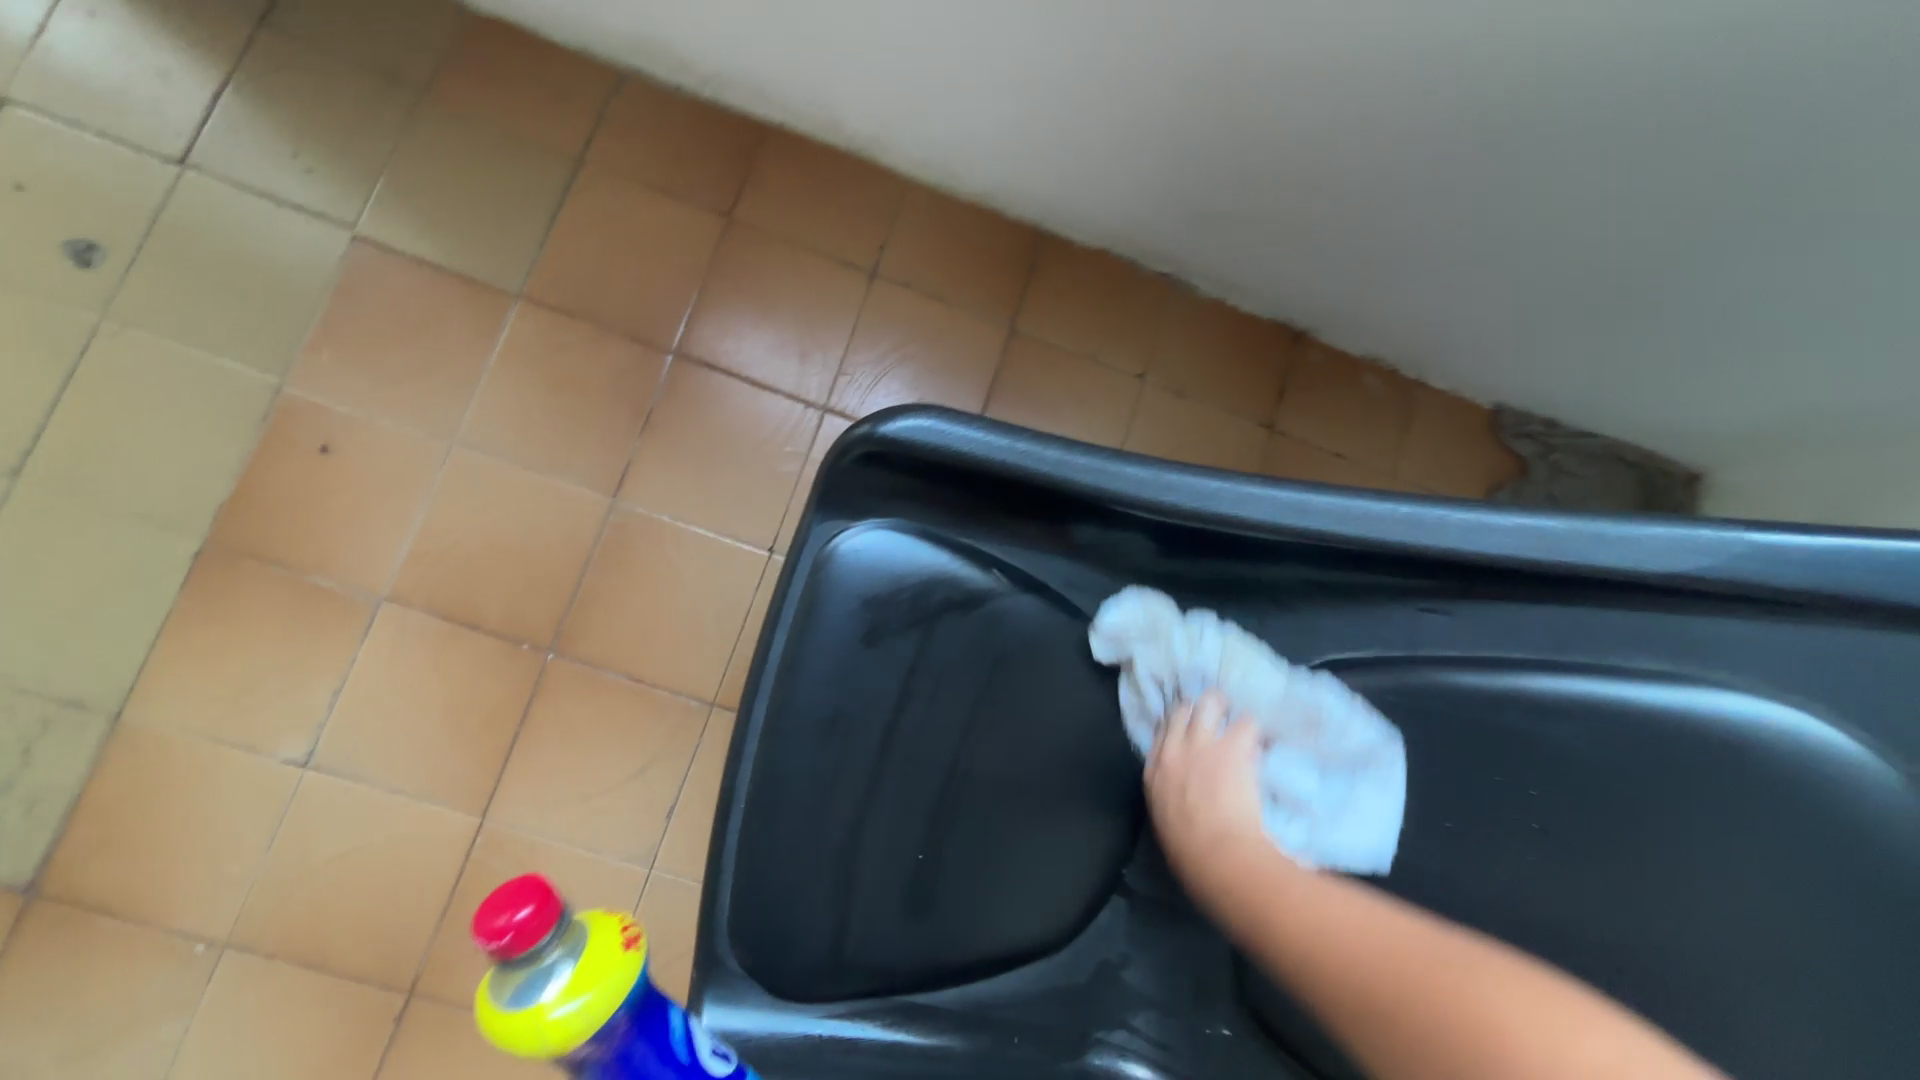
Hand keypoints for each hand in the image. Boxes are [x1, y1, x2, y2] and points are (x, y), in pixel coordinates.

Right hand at [1145, 690, 1273, 908]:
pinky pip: (1246, 723)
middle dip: (1199, 709)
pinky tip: (1264, 737)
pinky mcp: (1231, 746)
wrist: (1217, 854)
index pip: (1161, 735)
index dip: (1177, 728)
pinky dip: (1255, 729)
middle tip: (1216, 713)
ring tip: (1240, 716)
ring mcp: (1201, 744)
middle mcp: (1173, 751)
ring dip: (1225, 708)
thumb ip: (1173, 800)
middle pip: (1181, 711)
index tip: (1189, 729)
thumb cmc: (1190, 854)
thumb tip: (1188, 799)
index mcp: (1153, 774)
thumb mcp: (1167, 822)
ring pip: (1210, 704)